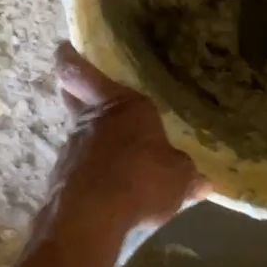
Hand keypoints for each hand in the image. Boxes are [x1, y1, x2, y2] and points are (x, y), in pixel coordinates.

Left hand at [46, 42, 204, 233]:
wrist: (90, 218)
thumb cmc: (141, 179)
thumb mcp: (178, 178)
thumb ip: (187, 175)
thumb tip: (202, 182)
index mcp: (120, 105)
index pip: (82, 71)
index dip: (72, 58)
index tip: (65, 48)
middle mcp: (91, 120)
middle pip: (74, 98)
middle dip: (78, 93)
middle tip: (87, 93)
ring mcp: (72, 150)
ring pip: (80, 135)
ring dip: (93, 142)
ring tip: (117, 159)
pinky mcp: (63, 179)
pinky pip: (81, 168)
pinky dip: (93, 174)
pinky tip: (110, 191)